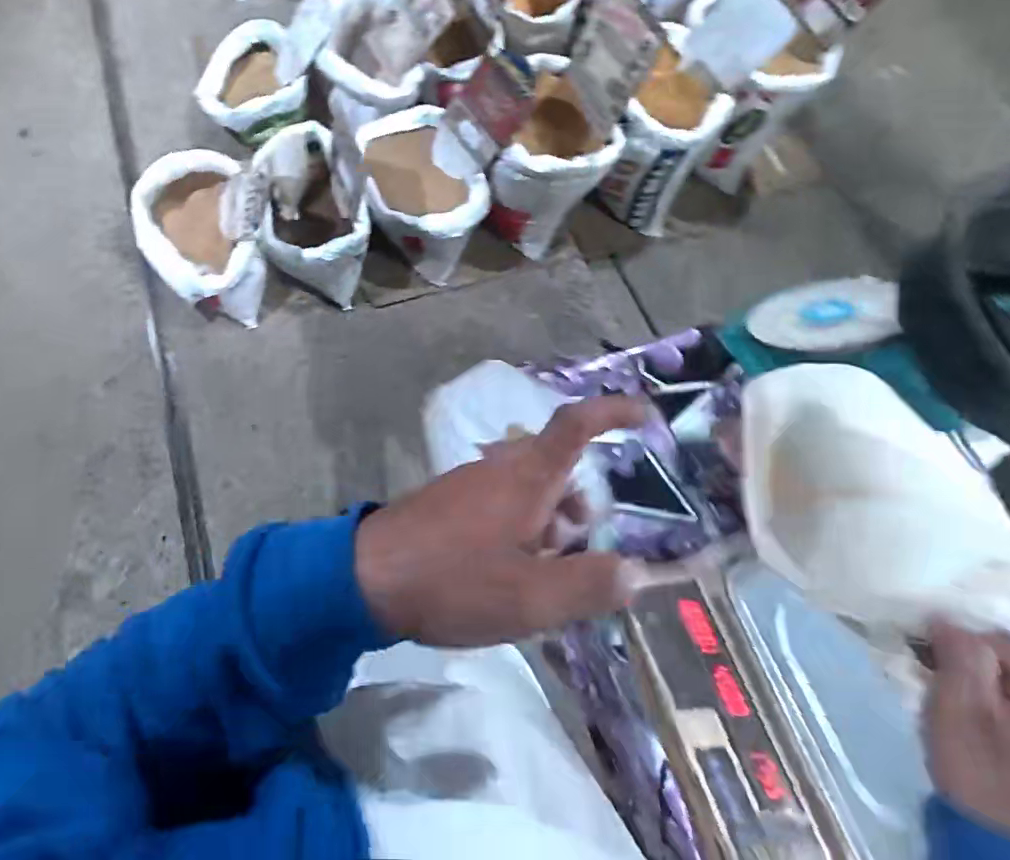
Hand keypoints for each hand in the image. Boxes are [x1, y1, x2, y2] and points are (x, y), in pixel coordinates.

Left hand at [354, 396, 647, 647]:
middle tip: (570, 562)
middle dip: (578, 513)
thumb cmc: (454, 582)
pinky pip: (503, 508)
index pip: (575, 425)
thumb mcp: (532, 598)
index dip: (612, 412)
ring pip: (531, 495)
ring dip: (548, 532)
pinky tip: (503, 579)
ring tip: (534, 582)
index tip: (645, 416)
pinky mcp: (451, 503)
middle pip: (559, 472)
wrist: (364, 579)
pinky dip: (519, 536)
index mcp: (526, 476)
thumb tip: (634, 572)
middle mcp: (500, 469)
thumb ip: (590, 585)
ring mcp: (471, 484)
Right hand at [923, 621, 1009, 859]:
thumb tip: (948, 618)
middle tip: (927, 670)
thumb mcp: (960, 708)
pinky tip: (964, 728)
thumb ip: (960, 658)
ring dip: (976, 689)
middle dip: (968, 662)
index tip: (924, 643)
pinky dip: (988, 714)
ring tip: (940, 699)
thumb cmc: (981, 772)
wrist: (1005, 851)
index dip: (962, 634)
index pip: (1005, 642)